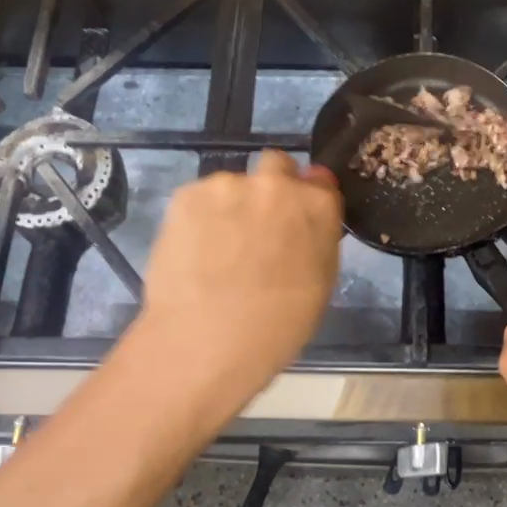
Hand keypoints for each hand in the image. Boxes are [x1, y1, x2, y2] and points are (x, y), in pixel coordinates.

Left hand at [129, 150, 342, 412]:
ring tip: (219, 250)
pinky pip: (199, 198)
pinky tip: (196, 252)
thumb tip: (307, 214)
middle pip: (276, 165)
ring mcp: (228, 186)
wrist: (208, 341)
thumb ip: (316, 237)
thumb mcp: (320, 282)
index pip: (319, 181)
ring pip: (232, 184)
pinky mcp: (186, 196)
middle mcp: (275, 185)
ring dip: (230, 206)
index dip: (306, 199)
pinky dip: (199, 218)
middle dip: (270, 186)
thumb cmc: (278, 327)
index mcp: (317, 206)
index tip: (296, 221)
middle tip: (257, 228)